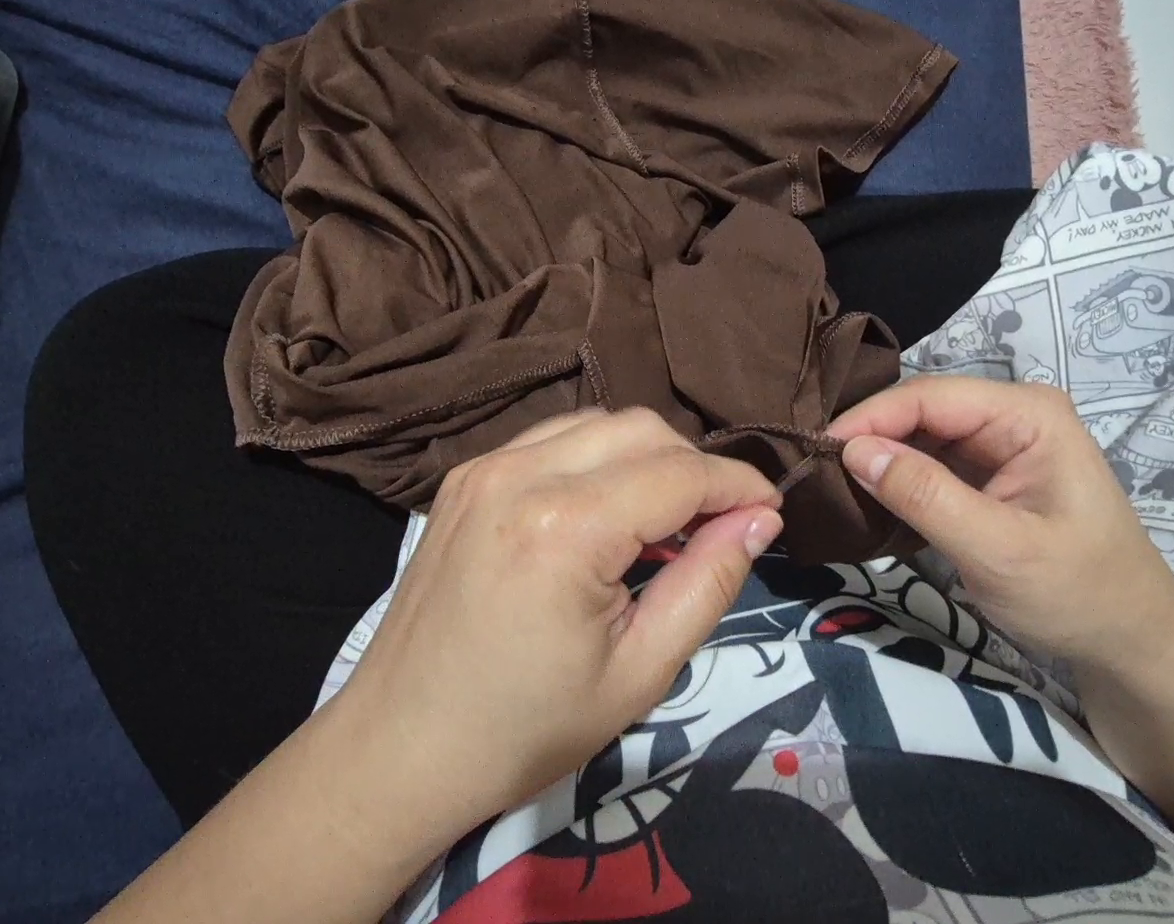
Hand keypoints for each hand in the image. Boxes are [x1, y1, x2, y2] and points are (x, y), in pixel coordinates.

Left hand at [335, 408, 782, 824]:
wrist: (400, 748)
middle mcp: (519, 475)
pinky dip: (597, 459)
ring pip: (597, 424)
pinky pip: (553, 439)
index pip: (679, 473)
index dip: (738, 485)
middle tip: (718, 525)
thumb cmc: (527, 728)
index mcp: (565, 528)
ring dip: (647, 457)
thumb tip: (760, 519)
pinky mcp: (464, 478)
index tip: (773, 510)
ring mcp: (483, 468)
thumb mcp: (640, 672)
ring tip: (663, 522)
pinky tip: (604, 513)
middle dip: (695, 467)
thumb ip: (708, 583)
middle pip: (641, 429)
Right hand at [828, 376, 1173, 675]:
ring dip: (878, 459)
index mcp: (1027, 414)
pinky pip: (929, 464)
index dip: (870, 418)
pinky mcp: (986, 474)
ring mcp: (999, 444)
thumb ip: (925, 496)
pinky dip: (896, 480)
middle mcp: (1011, 416)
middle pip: (921, 412)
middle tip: (814, 469)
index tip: (816, 449)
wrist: (1127, 642)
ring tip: (828, 481)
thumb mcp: (999, 549)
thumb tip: (853, 450)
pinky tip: (864, 496)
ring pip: (919, 437)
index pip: (930, 396)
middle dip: (870, 437)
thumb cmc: (1076, 593)